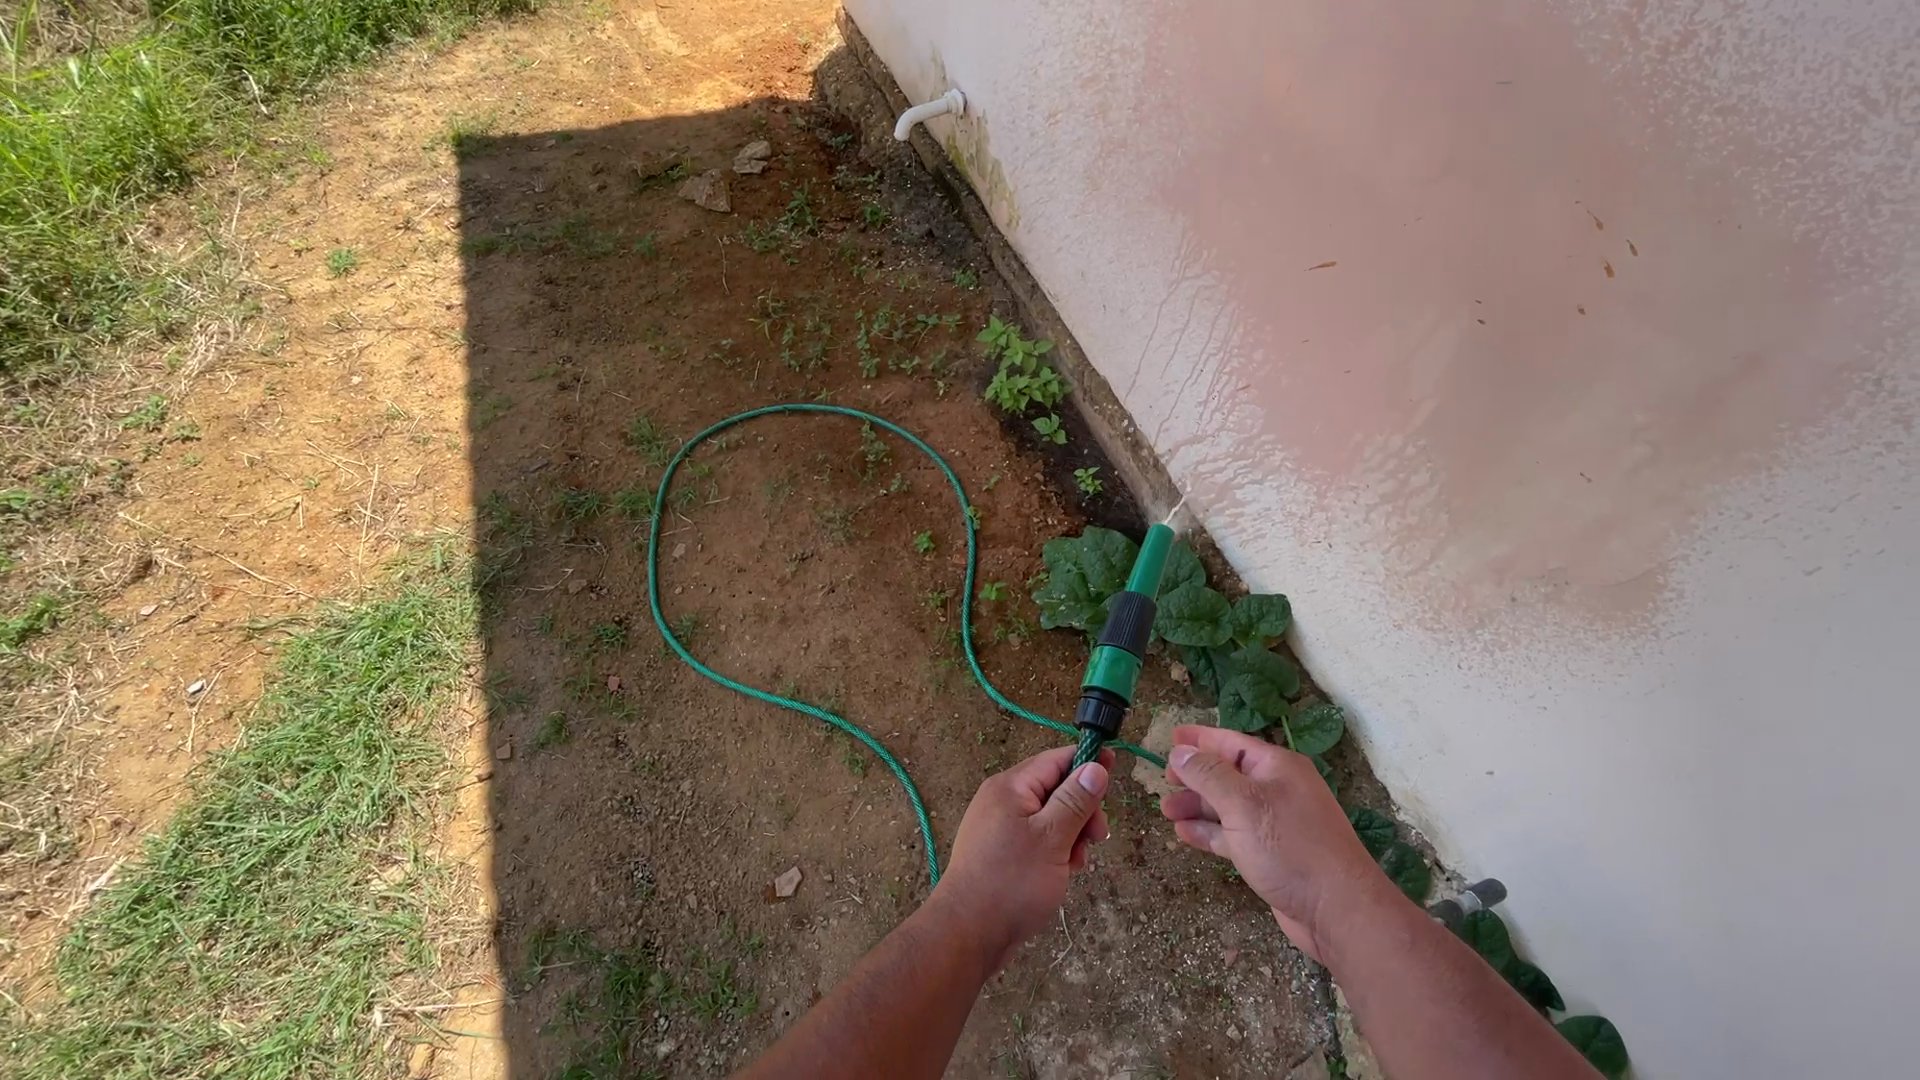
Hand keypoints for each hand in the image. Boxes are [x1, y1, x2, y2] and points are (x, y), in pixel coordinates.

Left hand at [930, 744, 1112, 973]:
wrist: (969, 933)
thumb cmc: (1012, 881)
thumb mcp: (1052, 837)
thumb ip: (1075, 800)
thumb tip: (1095, 765)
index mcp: (1011, 786)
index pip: (1055, 760)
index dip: (1087, 762)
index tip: (1115, 767)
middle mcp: (1002, 799)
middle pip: (1054, 788)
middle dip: (1081, 810)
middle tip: (1097, 838)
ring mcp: (999, 826)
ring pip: (1049, 816)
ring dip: (1071, 834)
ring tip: (1075, 863)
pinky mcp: (1001, 851)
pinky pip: (1037, 837)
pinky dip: (1055, 849)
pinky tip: (1062, 872)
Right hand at [1160, 726, 1386, 960]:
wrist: (1337, 911)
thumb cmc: (1289, 847)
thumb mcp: (1242, 803)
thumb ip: (1208, 774)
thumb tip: (1180, 751)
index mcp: (1276, 767)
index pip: (1231, 742)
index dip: (1200, 739)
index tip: (1171, 737)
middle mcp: (1277, 789)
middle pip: (1227, 774)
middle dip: (1194, 776)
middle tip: (1164, 781)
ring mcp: (1274, 823)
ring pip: (1226, 806)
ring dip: (1196, 806)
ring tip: (1166, 811)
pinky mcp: (1270, 854)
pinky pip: (1232, 834)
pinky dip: (1208, 832)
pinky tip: (1184, 834)